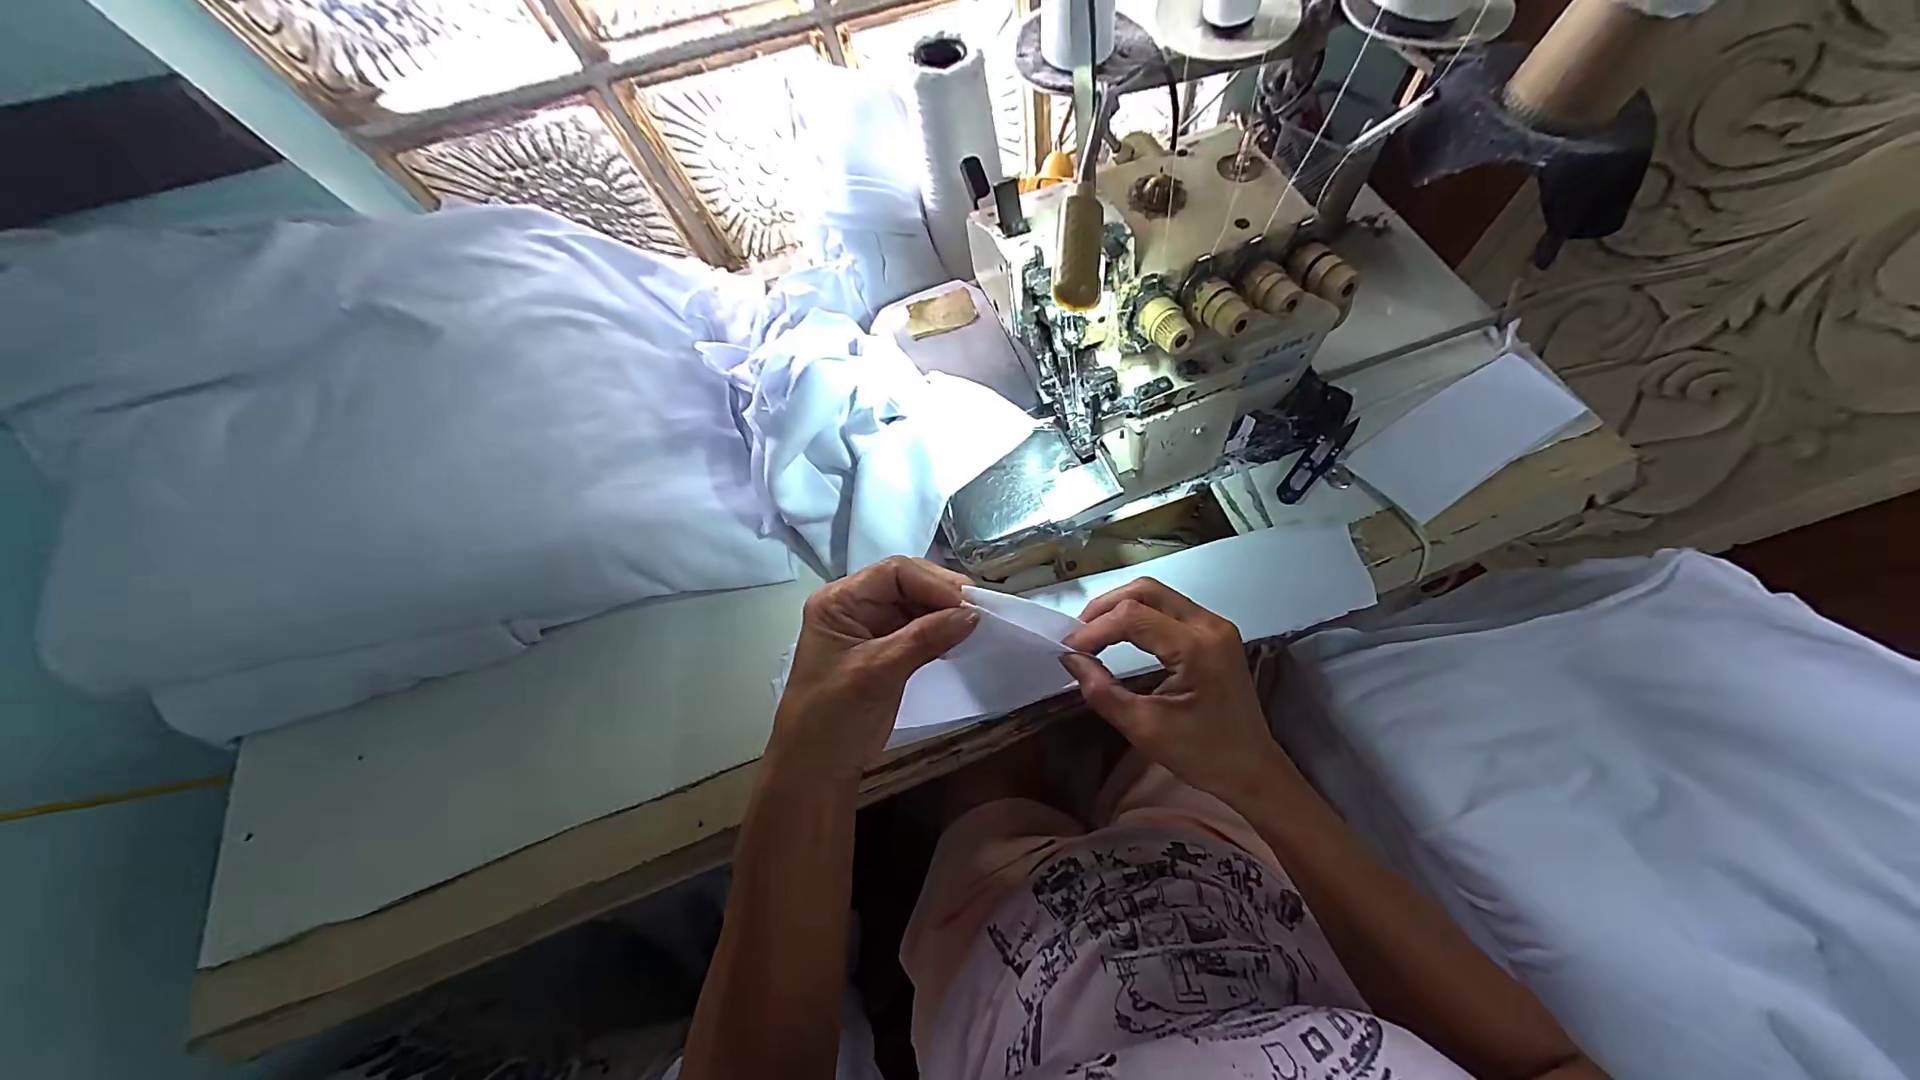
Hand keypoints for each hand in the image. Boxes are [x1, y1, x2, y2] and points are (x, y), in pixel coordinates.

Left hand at [770, 557, 980, 782]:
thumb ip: (924, 638)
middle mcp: (854, 606)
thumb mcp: (878, 672)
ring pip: (917, 604)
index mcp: (839, 601)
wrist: (816, 768)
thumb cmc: (833, 716)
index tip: (967, 604)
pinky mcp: (886, 650)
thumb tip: (972, 614)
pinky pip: (919, 628)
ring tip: (975, 622)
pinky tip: (960, 637)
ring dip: (945, 612)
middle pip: (907, 583)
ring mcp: (870, 628)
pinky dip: (941, 630)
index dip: (933, 583)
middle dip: (942, 594)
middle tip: (979, 609)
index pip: (893, 573)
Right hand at [1060, 578, 1287, 805]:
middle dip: (1105, 608)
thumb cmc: (1202, 755)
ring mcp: (1215, 626)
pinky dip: (1138, 615)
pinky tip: (1120, 635)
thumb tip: (1070, 659)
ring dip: (1120, 608)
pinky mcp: (1214, 633)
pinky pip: (1168, 608)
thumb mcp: (1143, 728)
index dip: (1094, 629)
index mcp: (1197, 648)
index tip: (1069, 650)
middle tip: (1079, 634)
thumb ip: (1102, 691)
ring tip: (1093, 634)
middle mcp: (1209, 626)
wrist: (1253, 771)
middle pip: (1146, 591)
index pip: (1133, 617)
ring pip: (1156, 594)